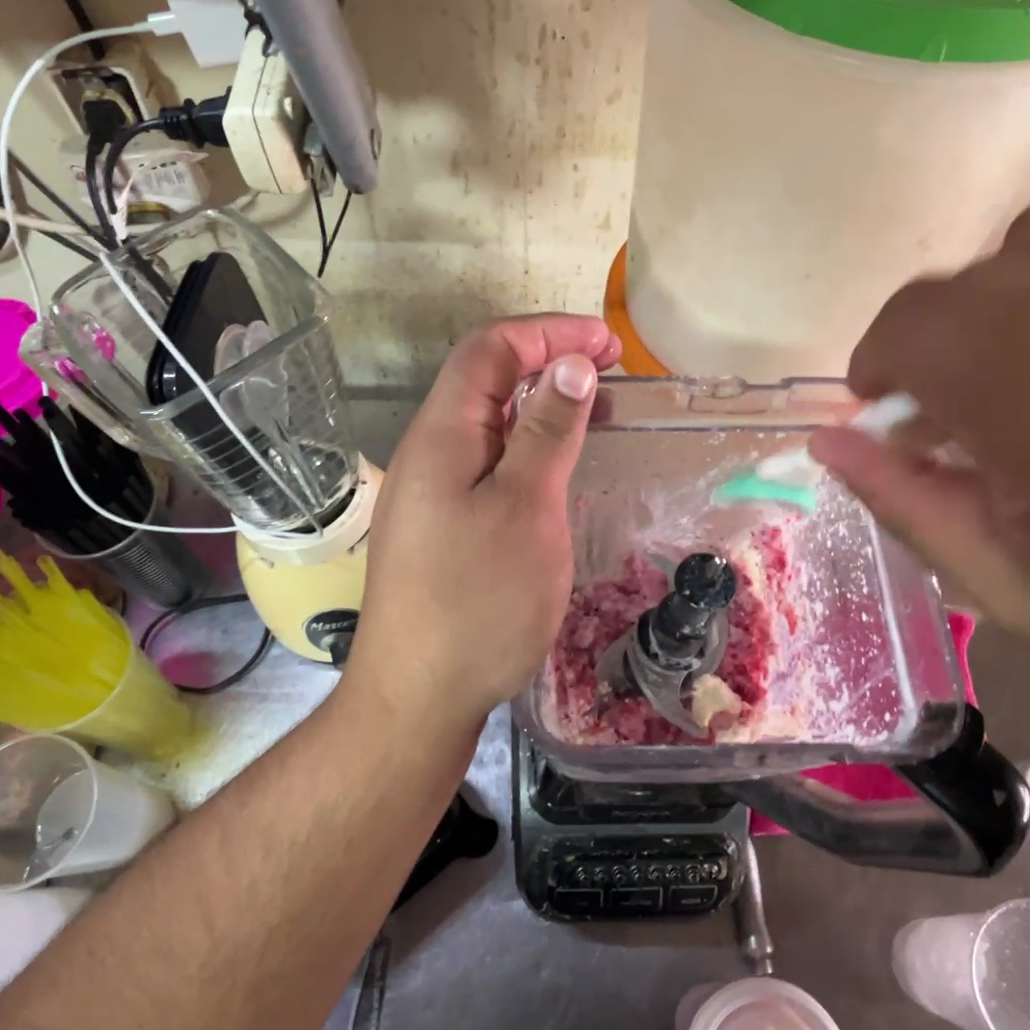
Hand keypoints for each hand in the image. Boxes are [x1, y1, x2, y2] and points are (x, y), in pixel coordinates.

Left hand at [346, 314, 621, 725]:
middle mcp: (428, 453)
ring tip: (598, 416)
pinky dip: (527, 451)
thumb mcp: (526, 508)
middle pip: (484, 380)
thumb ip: (546, 431)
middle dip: (548, 362)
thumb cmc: (478, 602)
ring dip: (540, 408)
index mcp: (443, 434)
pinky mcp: (440, 530)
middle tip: (612, 375)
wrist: (416, 697)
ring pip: (488, 425)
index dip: (549, 332)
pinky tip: (556, 473)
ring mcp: (430, 494)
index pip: (490, 348)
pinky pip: (486, 466)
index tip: (611, 346)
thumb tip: (571, 362)